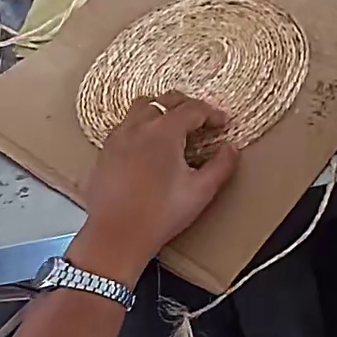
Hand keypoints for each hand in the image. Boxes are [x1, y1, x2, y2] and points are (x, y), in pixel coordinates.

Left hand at [70, 91, 238, 285]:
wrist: (116, 236)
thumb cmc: (158, 215)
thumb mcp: (201, 191)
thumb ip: (221, 166)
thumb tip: (231, 149)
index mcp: (164, 132)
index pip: (193, 109)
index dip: (212, 113)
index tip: (222, 123)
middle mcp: (138, 127)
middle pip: (166, 100)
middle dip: (188, 105)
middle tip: (203, 119)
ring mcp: (117, 138)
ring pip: (142, 107)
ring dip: (162, 109)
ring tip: (176, 125)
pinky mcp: (105, 152)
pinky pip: (126, 125)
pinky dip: (143, 124)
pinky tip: (150, 143)